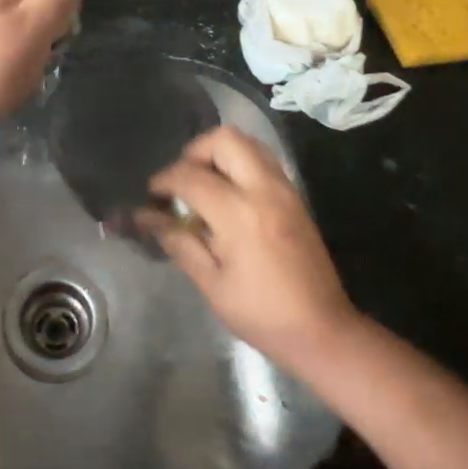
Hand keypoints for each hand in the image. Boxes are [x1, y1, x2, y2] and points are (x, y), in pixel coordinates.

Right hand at [137, 127, 355, 365]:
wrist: (322, 329)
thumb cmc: (261, 313)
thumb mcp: (211, 283)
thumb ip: (178, 241)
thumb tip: (145, 216)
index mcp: (238, 214)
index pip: (190, 176)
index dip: (163, 181)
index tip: (151, 196)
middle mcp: (263, 189)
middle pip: (224, 139)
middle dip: (194, 152)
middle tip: (182, 182)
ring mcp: (284, 189)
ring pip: (247, 143)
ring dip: (219, 154)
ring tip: (204, 185)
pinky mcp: (295, 196)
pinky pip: (263, 160)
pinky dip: (240, 164)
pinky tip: (229, 196)